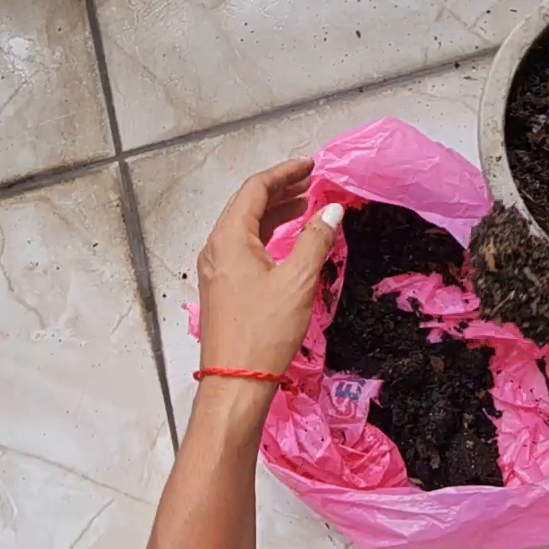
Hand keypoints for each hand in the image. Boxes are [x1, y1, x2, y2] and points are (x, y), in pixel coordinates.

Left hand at [196, 158, 342, 376]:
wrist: (235, 383)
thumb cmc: (265, 330)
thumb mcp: (298, 281)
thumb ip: (316, 240)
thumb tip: (331, 210)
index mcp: (229, 238)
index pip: (255, 189)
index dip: (285, 173)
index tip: (311, 165)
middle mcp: (217, 247)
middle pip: (248, 204)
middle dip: (281, 190)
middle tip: (313, 182)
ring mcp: (216, 267)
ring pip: (246, 226)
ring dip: (276, 212)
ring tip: (306, 204)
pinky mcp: (222, 285)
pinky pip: (245, 245)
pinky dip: (268, 234)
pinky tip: (288, 239)